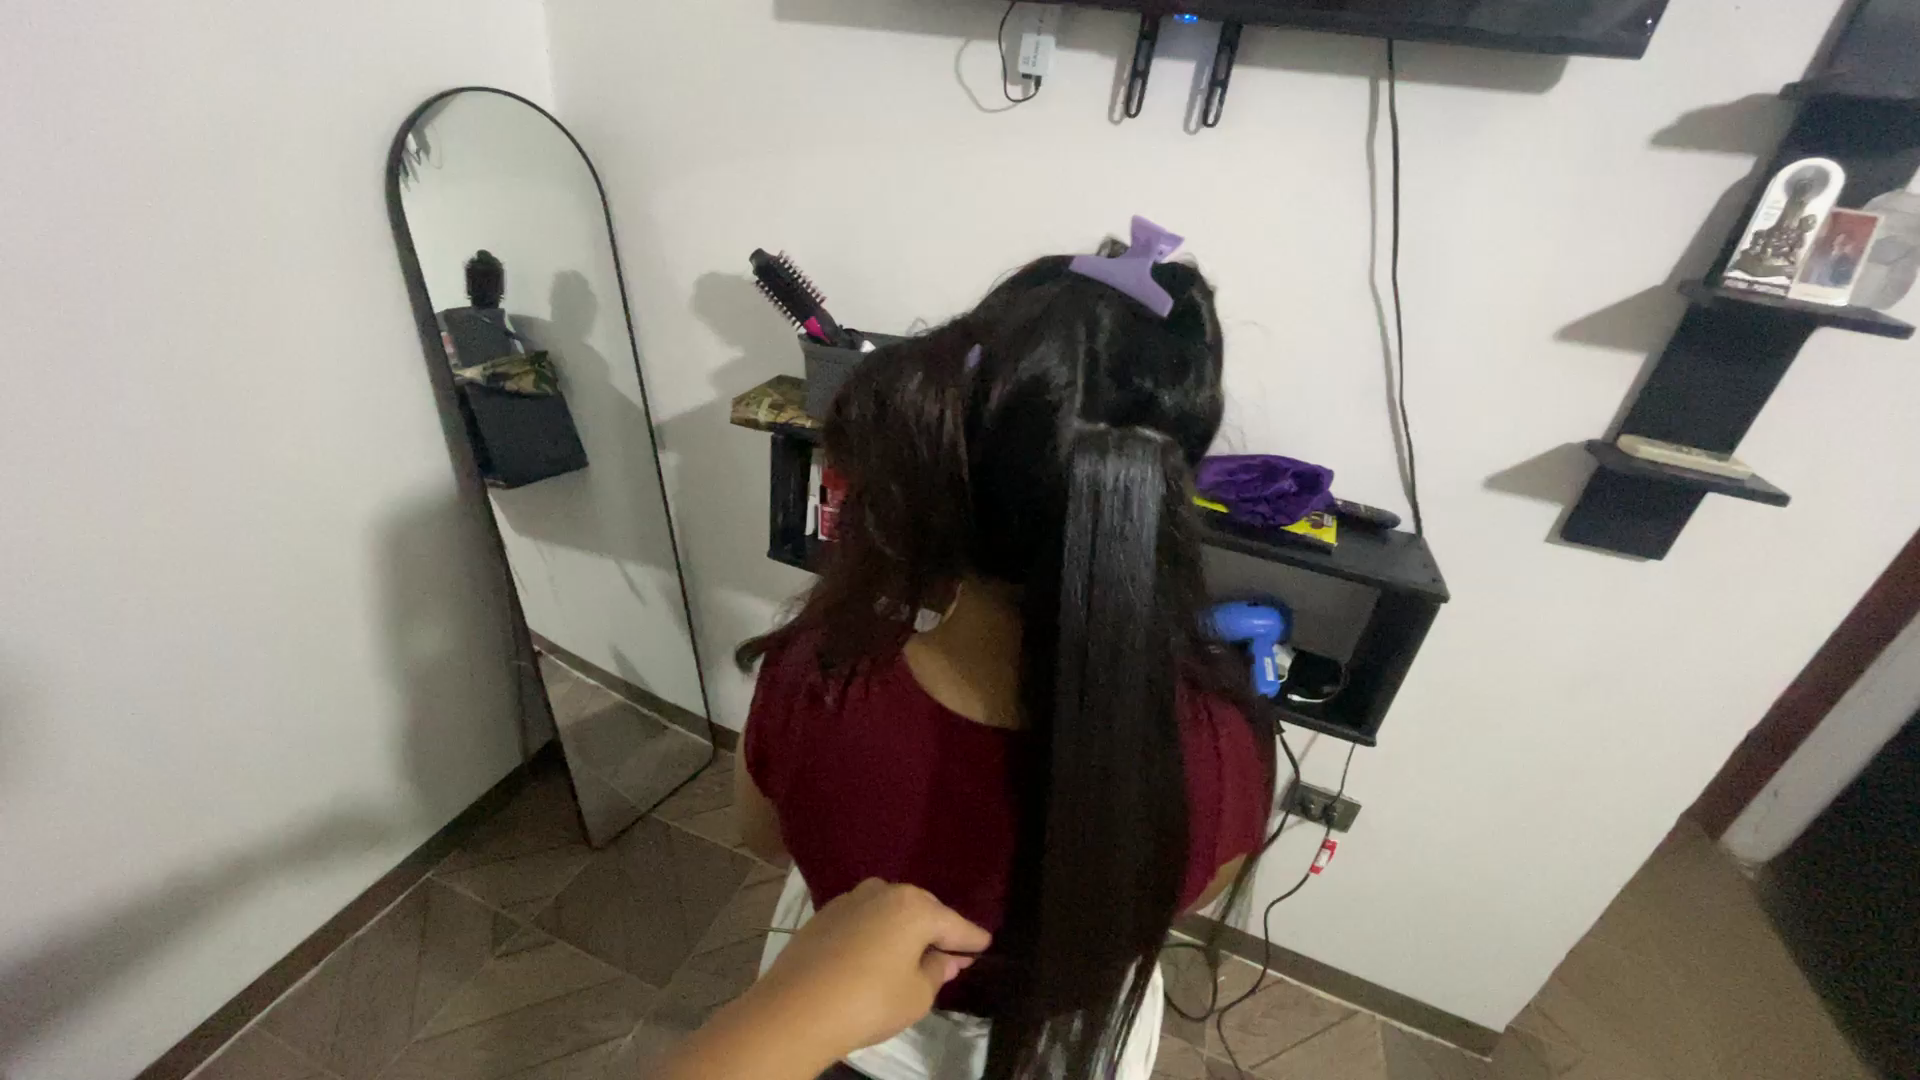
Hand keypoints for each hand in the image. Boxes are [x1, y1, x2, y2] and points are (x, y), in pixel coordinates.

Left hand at [661, 880, 992, 1079]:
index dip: (972, 939)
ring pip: (890, 910)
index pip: (955, 924)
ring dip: (903, 927)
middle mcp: (887, 891)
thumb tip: (945, 958)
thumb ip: (936, 972)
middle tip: (949, 954)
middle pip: (923, 911)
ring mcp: (853, 898)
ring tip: (910, 953)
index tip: (986, 943)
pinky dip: (875, 930)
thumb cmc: (869, 1001)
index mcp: (916, 907)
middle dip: (937, 930)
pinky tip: (873, 952)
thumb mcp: (916, 996)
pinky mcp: (826, 912)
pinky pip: (864, 917)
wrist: (798, 1007)